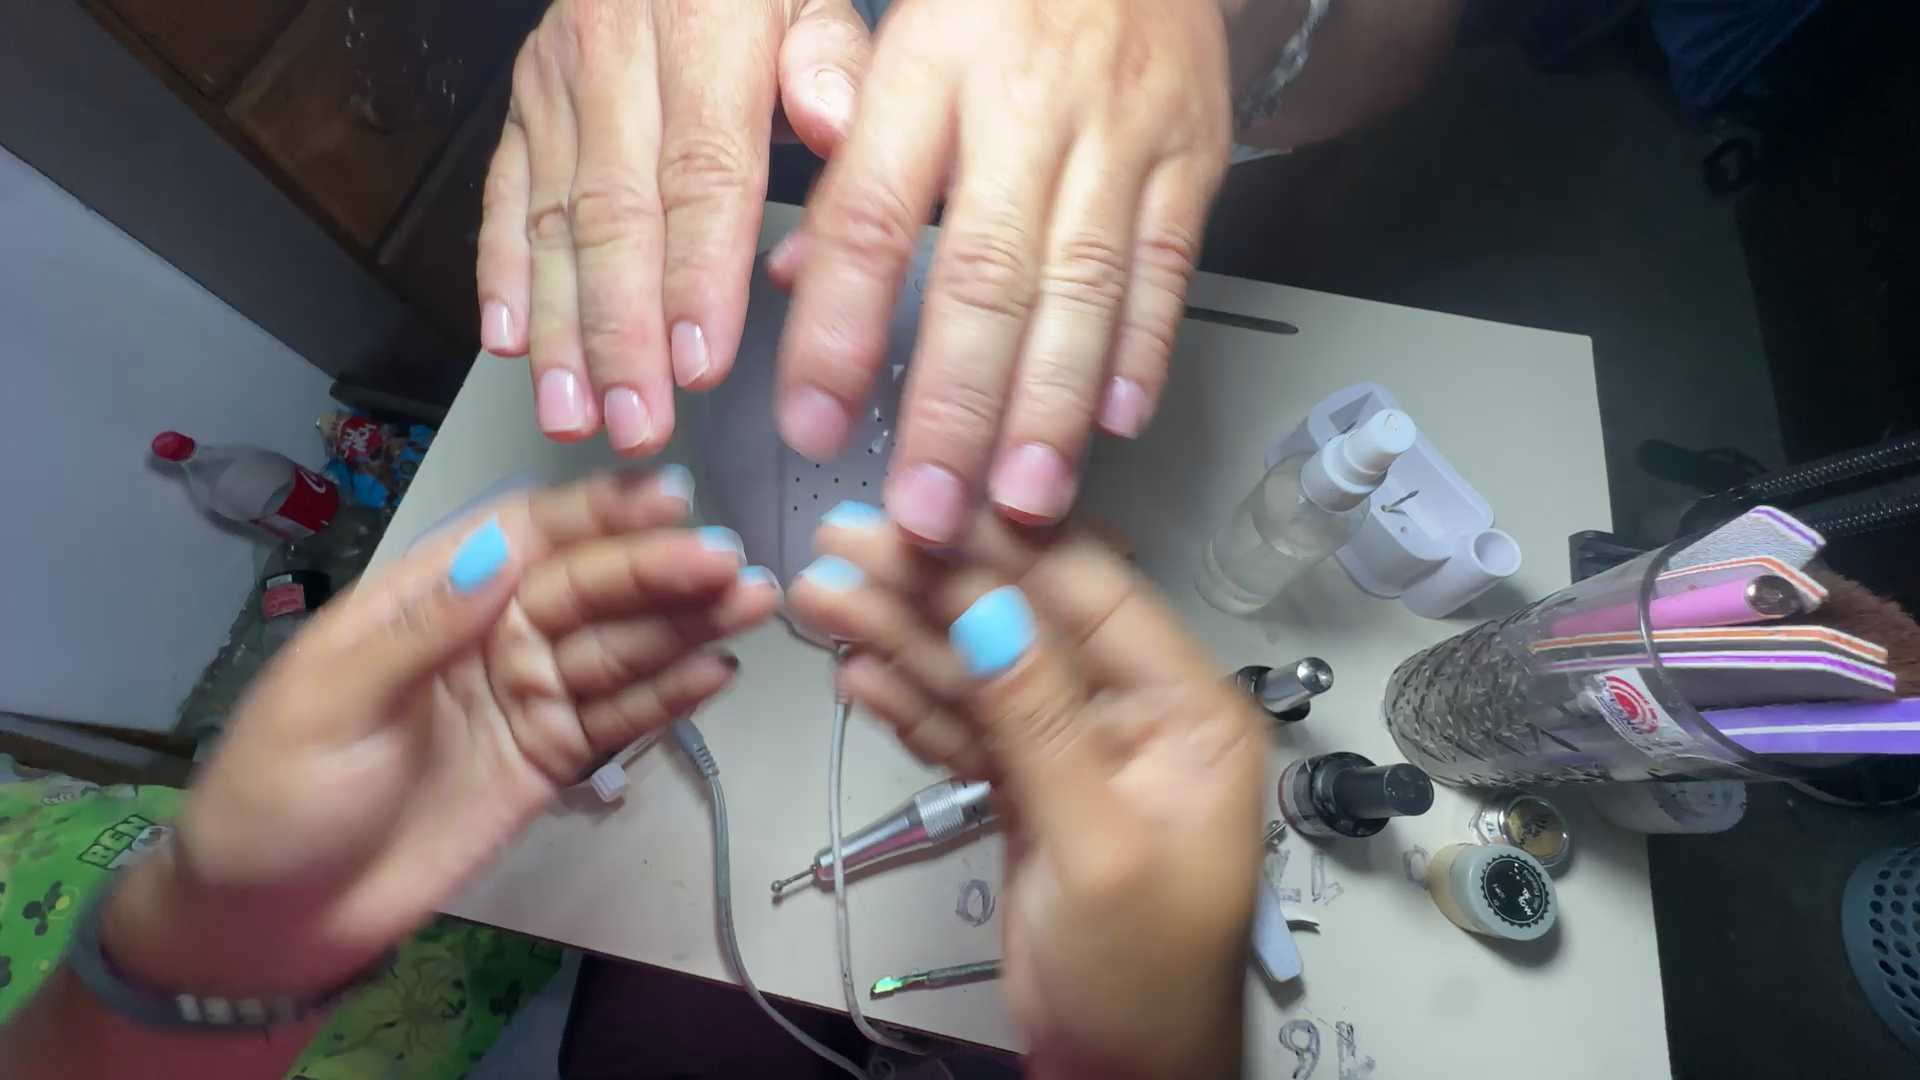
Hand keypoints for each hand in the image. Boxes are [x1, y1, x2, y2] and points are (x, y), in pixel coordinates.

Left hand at [101, 471, 779, 998]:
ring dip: (691, 624)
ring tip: (752, 604)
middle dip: (665, 571)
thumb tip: (496, 556)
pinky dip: (675, 693)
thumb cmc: (279, 799)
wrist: (283, 920)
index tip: (669, 498)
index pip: (532, 534)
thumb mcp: (325, 705)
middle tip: (731, 563)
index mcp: (441, 598)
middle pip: (598, 588)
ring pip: (628, 645)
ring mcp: (542, 690)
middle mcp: (505, 631)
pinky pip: (628, 713)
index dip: (601, 511)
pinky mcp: (565, 748)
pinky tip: (719, 672)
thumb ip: (418, 631)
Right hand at [478, 0, 871, 452]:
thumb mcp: (817, 4)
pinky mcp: (526, 108)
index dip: (698, 280)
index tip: (701, 364)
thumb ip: (835, 71)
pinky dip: (503, 276)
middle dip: (625, 336)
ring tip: (574, 410)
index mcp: (700, 24)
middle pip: (617, 218)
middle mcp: (613, 52)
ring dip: (561, 330)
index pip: (702, 176)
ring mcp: (557, 84)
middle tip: (638, 419)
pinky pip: (503, 197)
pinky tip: (511, 341)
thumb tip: (835, 127)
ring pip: (554, 224)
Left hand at [772, 0, 1232, 542]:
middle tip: (929, 507)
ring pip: (1085, 291)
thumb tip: (790, 282)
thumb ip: (849, 170)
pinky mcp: (1192, 163)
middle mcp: (1030, 102)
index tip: (813, 425)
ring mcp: (1124, 134)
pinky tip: (1116, 424)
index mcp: (932, 62)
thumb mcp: (900, 46)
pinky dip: (1144, 354)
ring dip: (1050, 408)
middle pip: (987, 278)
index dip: (838, 333)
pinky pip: (1168, 270)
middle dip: (956, 408)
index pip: (870, 218)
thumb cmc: (1002, 2)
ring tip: (1022, 498)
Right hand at [788, 504, 1263, 1076]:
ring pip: (976, 667)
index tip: (923, 512)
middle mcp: (1128, 704)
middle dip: (930, 586)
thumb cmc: (1140, 980)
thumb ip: (1041, 724)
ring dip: (899, 634)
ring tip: (823, 600)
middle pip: (1019, 621)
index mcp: (1184, 708)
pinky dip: (906, 697)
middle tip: (847, 547)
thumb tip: (988, 609)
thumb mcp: (1098, 850)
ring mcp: (1067, 732)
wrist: (1113, 1070)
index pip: (1092, 594)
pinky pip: (960, 718)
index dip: (1003, 548)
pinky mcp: (1021, 766)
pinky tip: (855, 670)